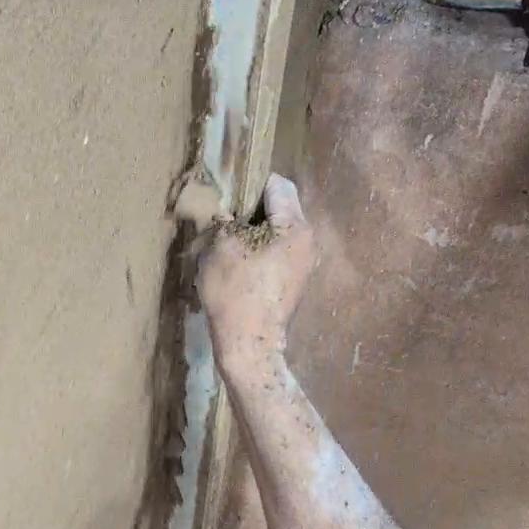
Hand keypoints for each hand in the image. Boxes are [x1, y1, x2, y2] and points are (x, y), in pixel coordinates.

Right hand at [197, 173, 317, 373]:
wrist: (250, 345)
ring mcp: (305, 263)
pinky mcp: (296, 281)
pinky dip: (261, 251)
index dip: (251, 184)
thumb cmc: (235, 293)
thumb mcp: (220, 247)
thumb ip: (225, 220)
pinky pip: (279, 253)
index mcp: (295, 227)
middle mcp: (308, 241)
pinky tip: (240, 265)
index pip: (278, 185)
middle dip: (253, 210)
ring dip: (255, 232)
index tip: (229, 194)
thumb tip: (227, 212)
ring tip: (230, 243)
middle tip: (226, 219)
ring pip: (279, 232)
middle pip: (281, 208)